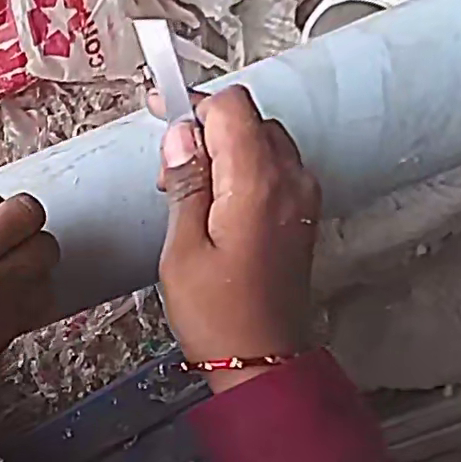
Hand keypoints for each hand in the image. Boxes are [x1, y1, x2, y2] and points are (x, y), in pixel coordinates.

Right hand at [152, 86, 320, 389]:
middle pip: (248, 120)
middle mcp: (290, 177)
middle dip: (204, 134)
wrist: (260, 357)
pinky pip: (273, 168)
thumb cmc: (214, 313)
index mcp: (257, 182)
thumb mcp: (181, 250)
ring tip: (189, 197)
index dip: (191, 104)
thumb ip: (185, 185)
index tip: (159, 112)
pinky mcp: (301, 213)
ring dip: (223, 152)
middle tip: (169, 180)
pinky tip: (216, 207)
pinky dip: (242, 171)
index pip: (230, 107)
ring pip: (262, 141)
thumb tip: (180, 132)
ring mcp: (302, 194)